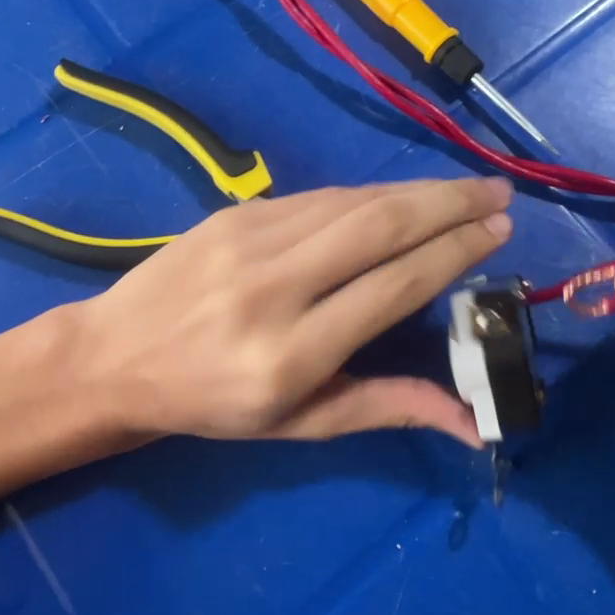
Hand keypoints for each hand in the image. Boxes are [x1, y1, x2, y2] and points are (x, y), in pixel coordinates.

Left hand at [64, 178, 512, 448]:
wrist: (114, 358)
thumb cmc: (213, 404)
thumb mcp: (300, 425)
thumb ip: (387, 408)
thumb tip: (470, 420)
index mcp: (292, 354)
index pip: (394, 286)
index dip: (454, 253)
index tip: (498, 232)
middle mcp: (274, 288)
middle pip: (380, 227)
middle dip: (450, 203)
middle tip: (500, 193)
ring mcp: (249, 240)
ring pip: (353, 201)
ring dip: (418, 190)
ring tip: (466, 189)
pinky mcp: (236, 213)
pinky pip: (319, 197)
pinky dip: (370, 194)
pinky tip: (401, 195)